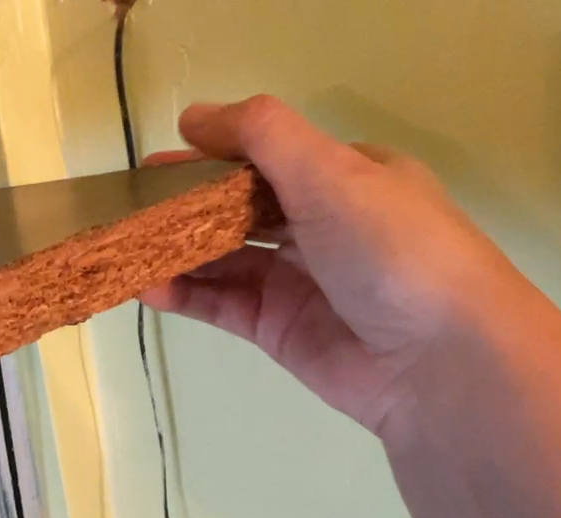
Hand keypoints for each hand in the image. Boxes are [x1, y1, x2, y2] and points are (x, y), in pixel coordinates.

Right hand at [142, 96, 560, 436]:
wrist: (432, 358)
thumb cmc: (392, 250)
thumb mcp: (333, 174)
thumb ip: (264, 137)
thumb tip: (193, 115)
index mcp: (344, 177)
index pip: (266, 158)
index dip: (211, 157)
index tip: (157, 166)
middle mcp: (318, 225)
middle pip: (238, 209)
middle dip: (186, 207)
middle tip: (130, 209)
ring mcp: (293, 280)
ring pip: (223, 259)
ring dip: (178, 254)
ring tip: (128, 251)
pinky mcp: (273, 328)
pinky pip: (220, 304)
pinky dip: (186, 296)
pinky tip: (150, 289)